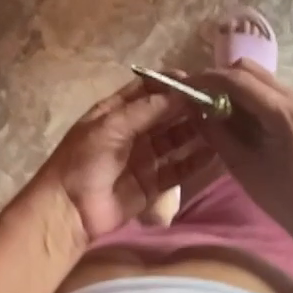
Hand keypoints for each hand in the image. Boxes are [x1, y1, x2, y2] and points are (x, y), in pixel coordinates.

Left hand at [33, 77, 215, 241]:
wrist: (69, 211)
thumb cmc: (83, 161)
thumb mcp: (110, 127)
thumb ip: (144, 110)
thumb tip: (179, 93)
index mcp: (116, 112)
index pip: (147, 90)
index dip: (171, 85)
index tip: (198, 81)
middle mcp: (132, 131)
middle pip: (165, 115)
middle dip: (189, 108)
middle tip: (218, 103)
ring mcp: (143, 158)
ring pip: (175, 141)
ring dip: (196, 133)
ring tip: (223, 124)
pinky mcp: (153, 184)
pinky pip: (178, 169)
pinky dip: (196, 162)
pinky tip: (216, 153)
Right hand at [188, 60, 292, 233]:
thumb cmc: (280, 194)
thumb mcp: (239, 164)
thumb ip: (214, 130)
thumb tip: (191, 105)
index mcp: (283, 113)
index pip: (239, 80)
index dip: (208, 78)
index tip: (186, 85)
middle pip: (249, 69)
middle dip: (220, 78)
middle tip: (200, 97)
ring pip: (258, 76)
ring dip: (234, 85)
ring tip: (216, 107)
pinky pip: (267, 88)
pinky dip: (247, 94)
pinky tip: (238, 116)